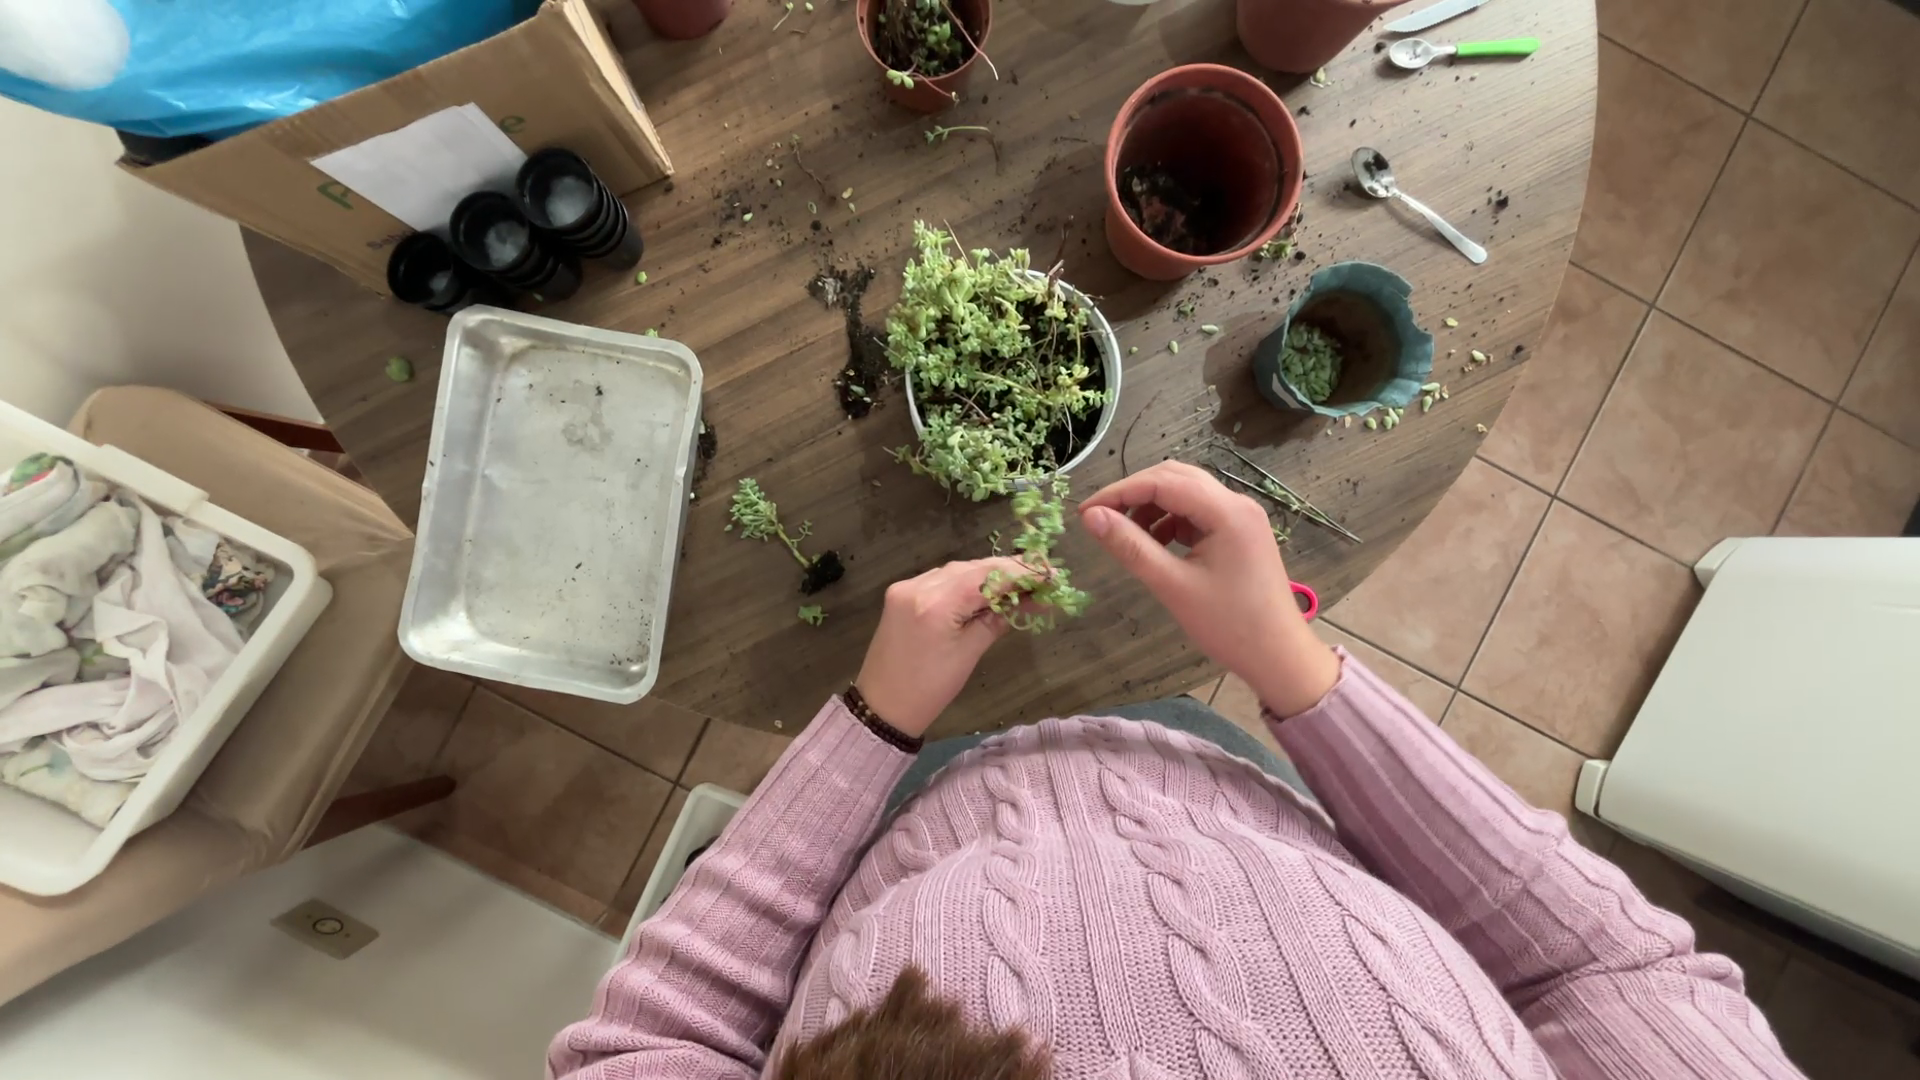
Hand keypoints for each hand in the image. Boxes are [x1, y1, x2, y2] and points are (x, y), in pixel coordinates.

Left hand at [853, 558, 1028, 737]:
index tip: (1051, 574)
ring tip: (1022, 583)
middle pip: (973, 568)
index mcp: (936, 603)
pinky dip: (967, 581)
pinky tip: (988, 589)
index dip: (1022, 572)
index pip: (988, 576)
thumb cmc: (930, 689)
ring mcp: (907, 586)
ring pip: (958, 570)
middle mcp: (919, 585)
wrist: (882, 706)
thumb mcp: (970, 653)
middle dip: (1009, 571)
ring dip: (989, 574)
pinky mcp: (902, 592)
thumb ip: (1002, 619)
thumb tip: (1037, 600)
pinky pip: (942, 579)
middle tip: (1042, 577)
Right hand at [1079, 462, 1339, 716]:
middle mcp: (1236, 503)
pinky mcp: (1239, 532)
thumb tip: (1091, 517)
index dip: (1119, 492)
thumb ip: (1130, 546)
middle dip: (1134, 493)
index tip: (1085, 512)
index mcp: (1226, 511)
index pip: (1162, 482)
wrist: (1278, 656)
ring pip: (1185, 492)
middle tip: (1100, 518)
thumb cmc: (1228, 625)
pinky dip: (1169, 520)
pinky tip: (1154, 544)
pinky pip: (1197, 512)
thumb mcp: (1172, 585)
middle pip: (1174, 477)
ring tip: (1126, 535)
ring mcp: (1240, 517)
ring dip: (1151, 506)